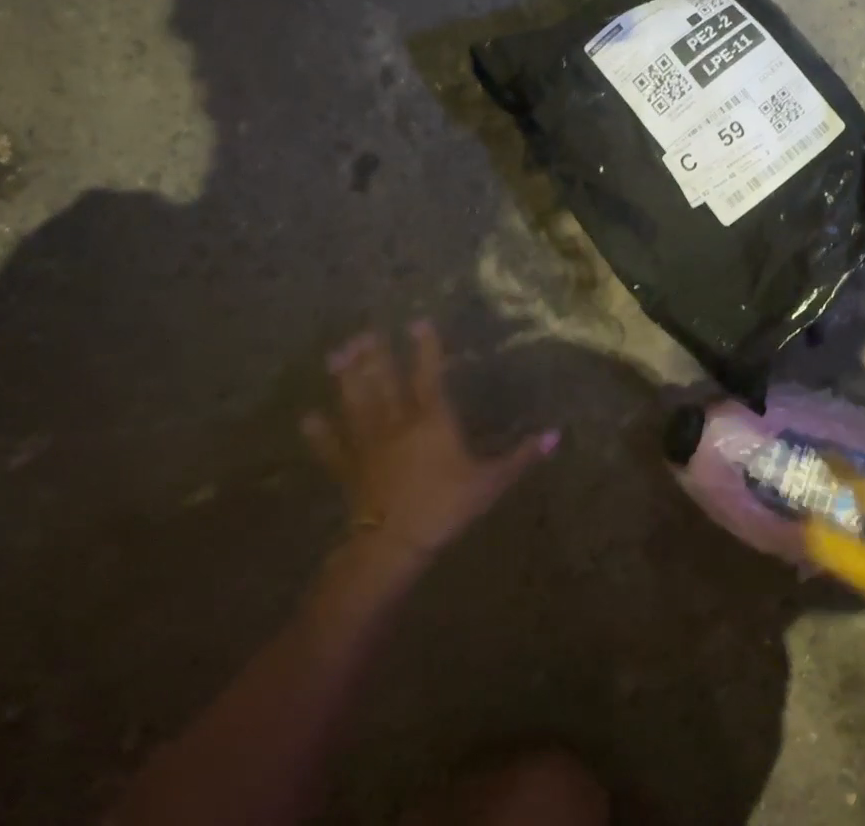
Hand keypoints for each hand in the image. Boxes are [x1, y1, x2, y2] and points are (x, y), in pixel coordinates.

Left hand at [301, 322, 559, 556]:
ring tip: (337, 354)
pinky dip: (320, 432)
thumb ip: (520, 457)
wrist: (394, 542)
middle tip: (365, 331)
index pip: (428, 376)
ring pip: (355, 404)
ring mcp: (368, 444)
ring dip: (346, 378)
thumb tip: (556, 435)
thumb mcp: (491, 483)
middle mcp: (396, 423)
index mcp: (432, 422)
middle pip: (383, 382)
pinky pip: (332, 446)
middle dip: (374, 354)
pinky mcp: (349, 468)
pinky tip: (308, 417)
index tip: (417, 323)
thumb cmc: (445, 507)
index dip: (425, 348)